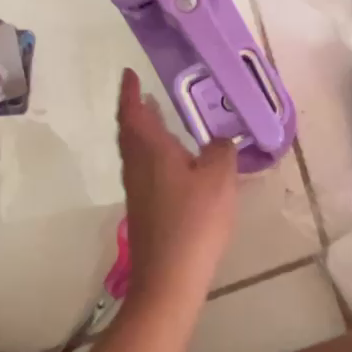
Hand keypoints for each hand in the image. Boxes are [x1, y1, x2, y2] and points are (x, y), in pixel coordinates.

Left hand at [115, 69, 237, 301]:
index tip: (130, 73)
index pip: (133, 112)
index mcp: (151, 150)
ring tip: (159, 117)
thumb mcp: (219, 178)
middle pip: (129, 131)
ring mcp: (138, 189)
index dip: (129, 92)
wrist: (169, 278)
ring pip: (135, 150)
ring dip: (143, 130)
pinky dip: (153, 151)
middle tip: (145, 92)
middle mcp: (137, 165)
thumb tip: (220, 140)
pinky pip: (144, 166)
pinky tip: (173, 158)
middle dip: (135, 110)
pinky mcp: (145, 207)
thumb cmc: (194, 221)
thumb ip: (221, 150)